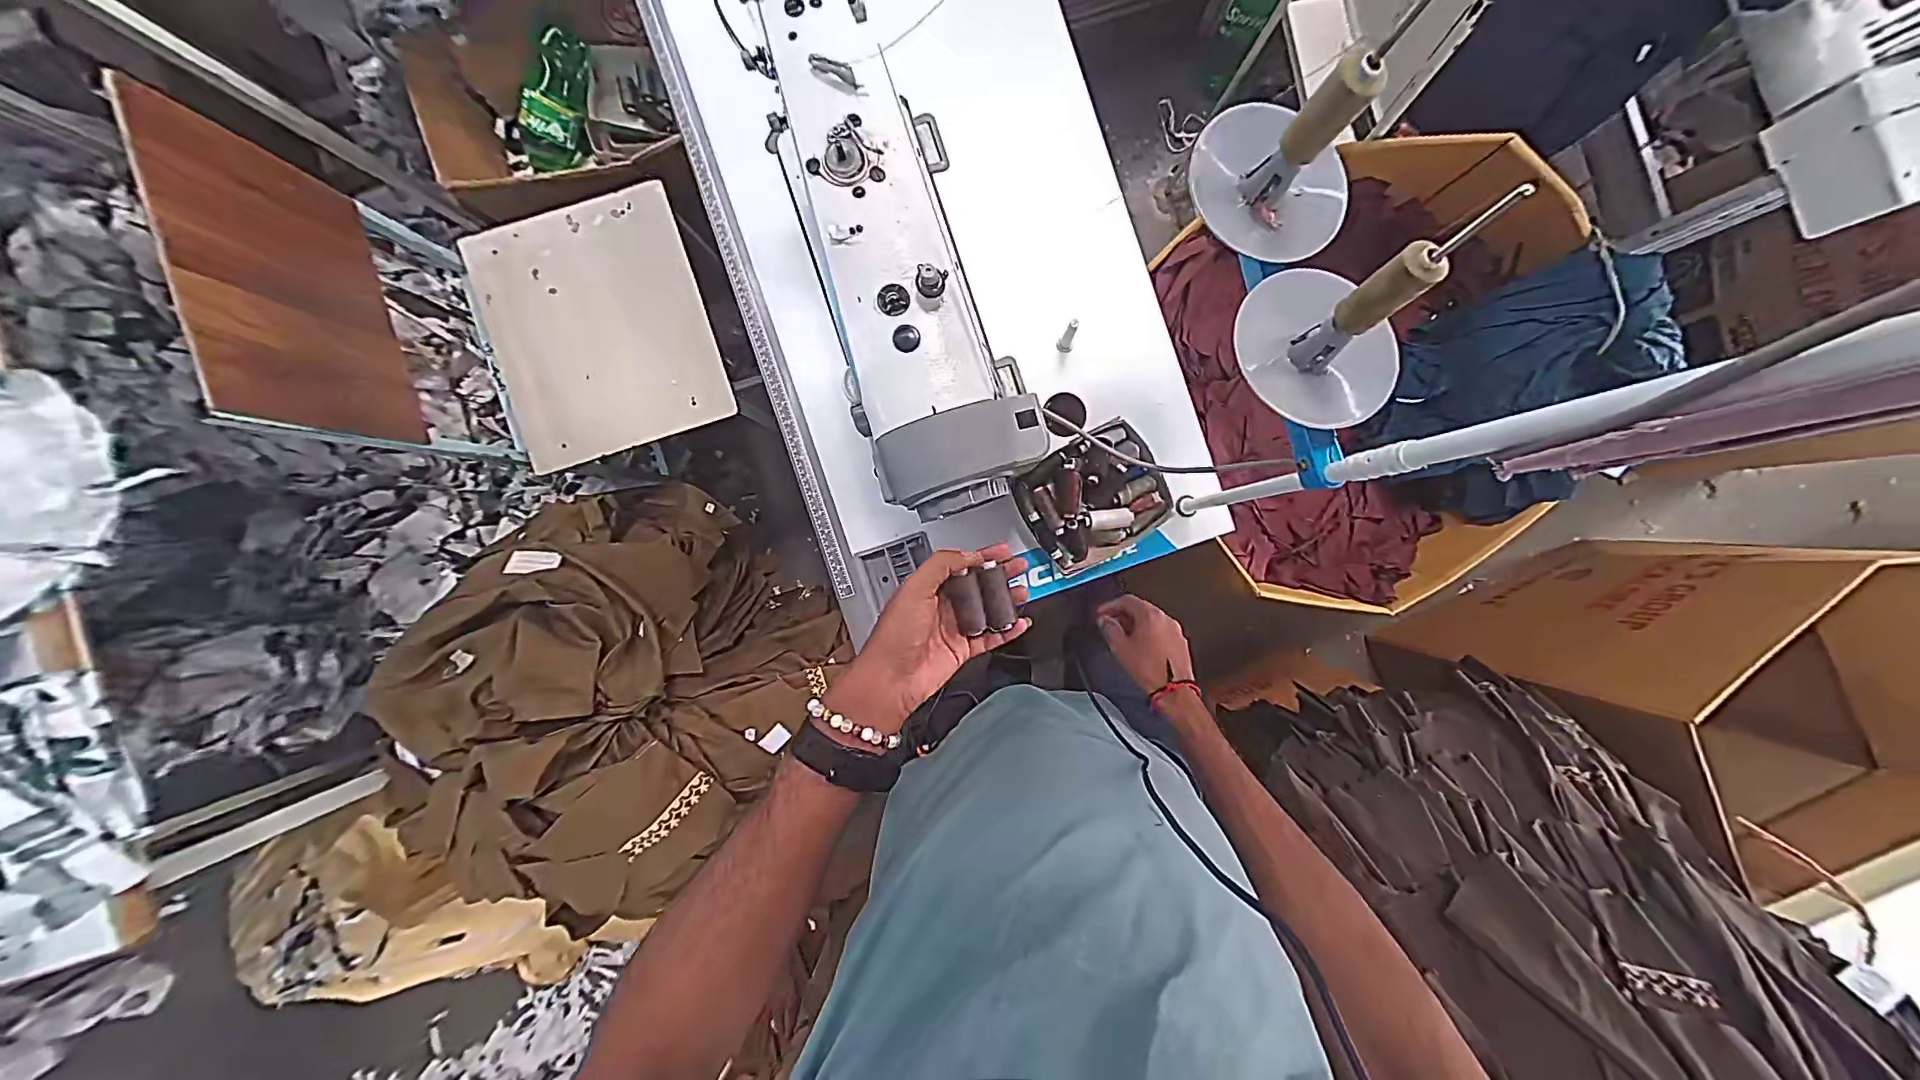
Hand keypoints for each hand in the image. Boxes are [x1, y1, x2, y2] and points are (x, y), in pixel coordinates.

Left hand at [823, 546, 1030, 735]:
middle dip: (1000, 575)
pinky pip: (990, 637)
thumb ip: (941, 565)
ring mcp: (953, 628)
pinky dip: (1007, 630)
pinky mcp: (962, 650)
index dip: (982, 556)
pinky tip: (1018, 623)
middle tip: (1018, 567)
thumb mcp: (914, 588)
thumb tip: (968, 556)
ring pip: (987, 610)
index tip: (1001, 551)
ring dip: (1006, 600)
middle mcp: (941, 606)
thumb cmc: (893, 637)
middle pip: (978, 585)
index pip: (960, 565)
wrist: (891, 679)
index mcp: (927, 588)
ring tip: (1022, 592)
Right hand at [1096, 595, 1194, 695]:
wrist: (1174, 690)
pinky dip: (1149, 634)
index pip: (1127, 600)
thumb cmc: (1150, 670)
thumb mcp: (1120, 647)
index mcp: (1151, 615)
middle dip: (1123, 615)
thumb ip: (1110, 629)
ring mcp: (1175, 631)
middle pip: (1141, 608)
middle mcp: (1166, 619)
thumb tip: (1106, 621)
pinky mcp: (1180, 643)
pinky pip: (1161, 632)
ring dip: (1136, 625)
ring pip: (1152, 621)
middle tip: (1110, 623)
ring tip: (1124, 637)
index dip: (1111, 605)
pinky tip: (1141, 647)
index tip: (1102, 613)